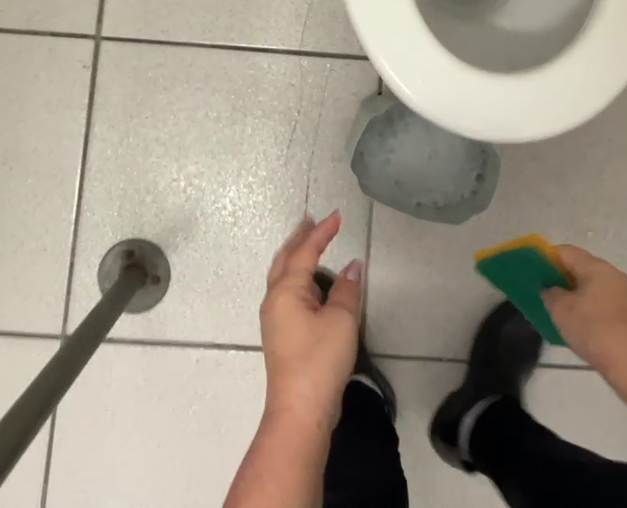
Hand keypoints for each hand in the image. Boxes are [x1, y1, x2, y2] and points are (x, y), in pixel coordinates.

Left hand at [258, 212, 361, 429]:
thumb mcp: (341, 321)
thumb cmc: (319, 360)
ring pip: (283, 276)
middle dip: (299, 238)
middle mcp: (274, 299)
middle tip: (311, 220)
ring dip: (296, 257)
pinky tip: (310, 283)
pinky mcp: (281, 334)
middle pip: (285, 259)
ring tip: (311, 244)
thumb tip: (352, 266)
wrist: (300, 410)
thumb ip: (347, 289)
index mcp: (286, 290)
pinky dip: (298, 276)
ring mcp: (275, 318)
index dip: (322, 232)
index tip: (337, 216)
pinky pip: (287, 292)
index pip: (305, 252)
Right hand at [542, 245, 626, 377]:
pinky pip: (602, 302)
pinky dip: (587, 306)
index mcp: (597, 268)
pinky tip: (577, 323)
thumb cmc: (594, 330)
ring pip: (592, 286)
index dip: (546, 258)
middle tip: (542, 291)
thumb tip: (549, 289)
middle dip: (560, 277)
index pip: (566, 252)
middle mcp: (614, 275)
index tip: (531, 271)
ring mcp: (625, 295)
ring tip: (557, 309)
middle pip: (581, 267)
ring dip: (574, 294)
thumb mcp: (561, 311)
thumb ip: (550, 293)